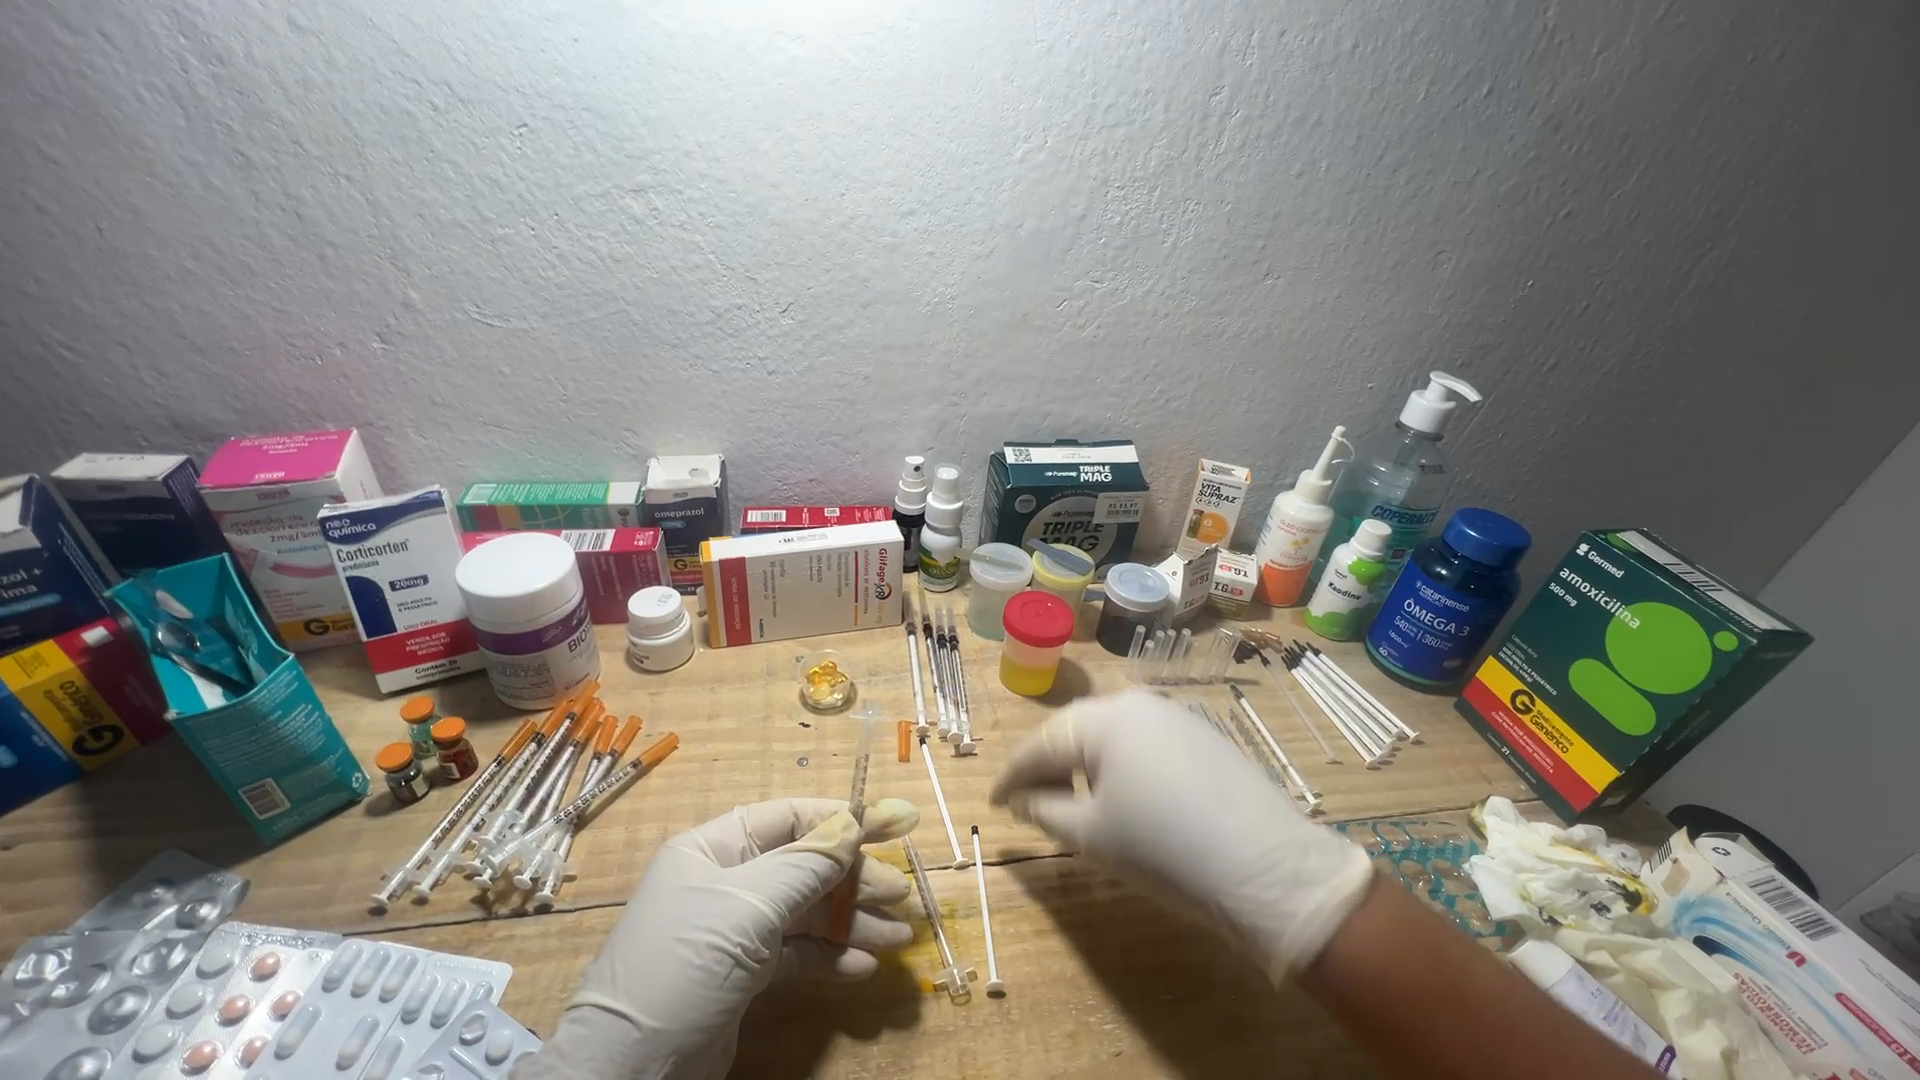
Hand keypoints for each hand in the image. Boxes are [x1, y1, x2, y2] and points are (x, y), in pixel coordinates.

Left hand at [514, 797, 919, 1079]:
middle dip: (855, 879)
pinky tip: (862, 967)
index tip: (897, 822)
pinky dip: (830, 958)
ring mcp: (735, 930)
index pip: (790, 818)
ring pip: (807, 913)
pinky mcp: (743, 975)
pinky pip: (797, 954)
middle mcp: (726, 882)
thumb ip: (807, 864)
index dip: (844, 818)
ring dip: (852, 922)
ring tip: (898, 937)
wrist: (629, 1071)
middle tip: (902, 894)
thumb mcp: (748, 906)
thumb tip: (854, 822)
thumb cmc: (686, 965)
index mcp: (714, 849)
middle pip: (805, 867)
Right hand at [989, 690, 1372, 981]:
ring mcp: (1176, 716)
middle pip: (1076, 730)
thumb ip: (1043, 810)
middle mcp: (1138, 703)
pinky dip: (1119, 764)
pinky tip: (1119, 794)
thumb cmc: (1164, 850)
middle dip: (1047, 764)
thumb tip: (1018, 799)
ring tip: (1069, 799)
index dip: (1011, 775)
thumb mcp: (1091, 835)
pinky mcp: (1203, 736)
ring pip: (1111, 734)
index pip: (1041, 743)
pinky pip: (1144, 742)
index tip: (992, 801)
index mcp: (1105, 718)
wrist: (1268, 870)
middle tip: (1025, 800)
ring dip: (1083, 763)